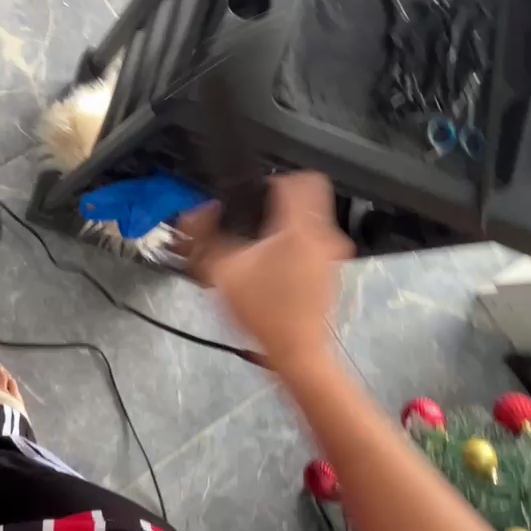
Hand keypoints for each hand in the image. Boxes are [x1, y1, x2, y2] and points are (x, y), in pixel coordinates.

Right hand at [181, 173, 353, 373]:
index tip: (255, 191)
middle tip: (254, 215)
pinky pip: (315, 241)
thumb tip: (196, 212)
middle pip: (307, 196)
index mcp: (298, 227)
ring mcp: (333, 254)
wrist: (296, 351)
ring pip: (311, 220)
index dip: (274, 178)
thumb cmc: (262, 309)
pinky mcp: (334, 271)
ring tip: (260, 243)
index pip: (299, 179)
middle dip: (279, 201)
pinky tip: (273, 264)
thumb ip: (203, 235)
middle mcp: (323, 235)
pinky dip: (296, 243)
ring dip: (287, 223)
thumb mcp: (222, 270)